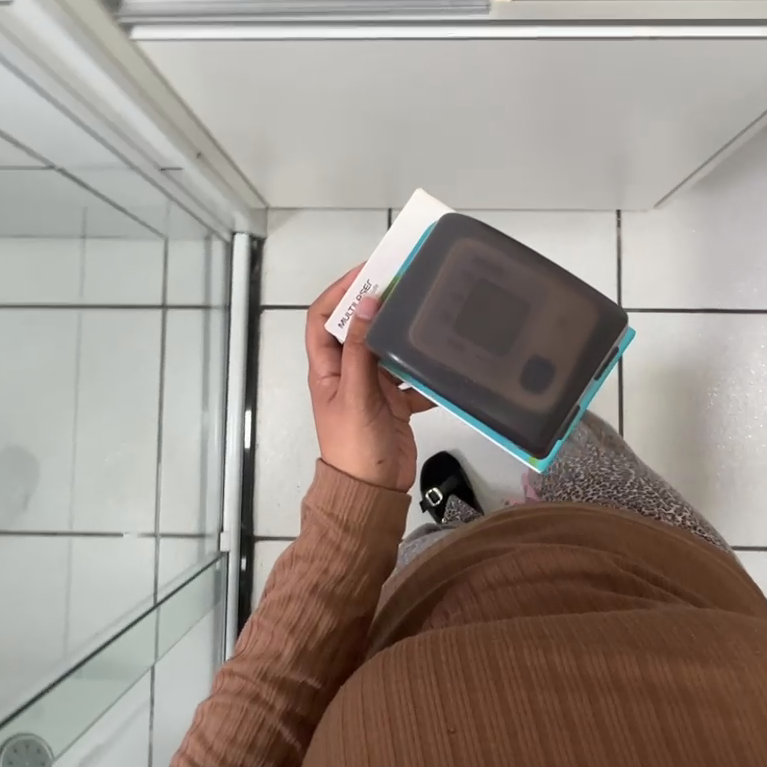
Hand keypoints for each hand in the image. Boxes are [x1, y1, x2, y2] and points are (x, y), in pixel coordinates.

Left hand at [306, 266, 436, 490]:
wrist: (372, 493)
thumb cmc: (354, 446)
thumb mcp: (356, 395)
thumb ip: (362, 351)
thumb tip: (366, 304)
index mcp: (327, 368)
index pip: (323, 319)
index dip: (339, 293)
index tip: (367, 273)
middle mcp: (347, 372)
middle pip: (359, 329)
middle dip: (378, 307)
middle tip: (406, 284)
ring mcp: (372, 387)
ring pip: (387, 351)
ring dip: (404, 337)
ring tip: (428, 315)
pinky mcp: (395, 402)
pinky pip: (410, 379)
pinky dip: (424, 374)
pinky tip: (443, 363)